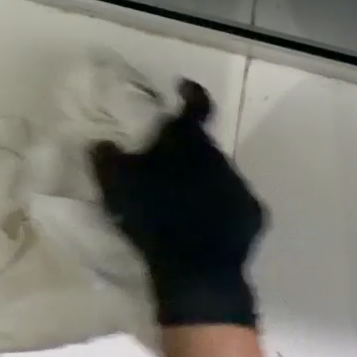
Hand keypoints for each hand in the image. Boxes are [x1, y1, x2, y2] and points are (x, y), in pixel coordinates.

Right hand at [91, 81, 265, 327]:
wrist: (196, 270)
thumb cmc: (151, 217)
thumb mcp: (114, 184)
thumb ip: (107, 157)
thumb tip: (103, 141)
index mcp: (187, 143)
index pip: (195, 107)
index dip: (189, 93)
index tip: (181, 87)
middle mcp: (219, 158)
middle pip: (201, 145)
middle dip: (184, 149)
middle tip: (161, 161)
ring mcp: (240, 188)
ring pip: (216, 173)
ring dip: (199, 178)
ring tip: (177, 196)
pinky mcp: (253, 216)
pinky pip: (231, 201)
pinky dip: (215, 204)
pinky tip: (198, 221)